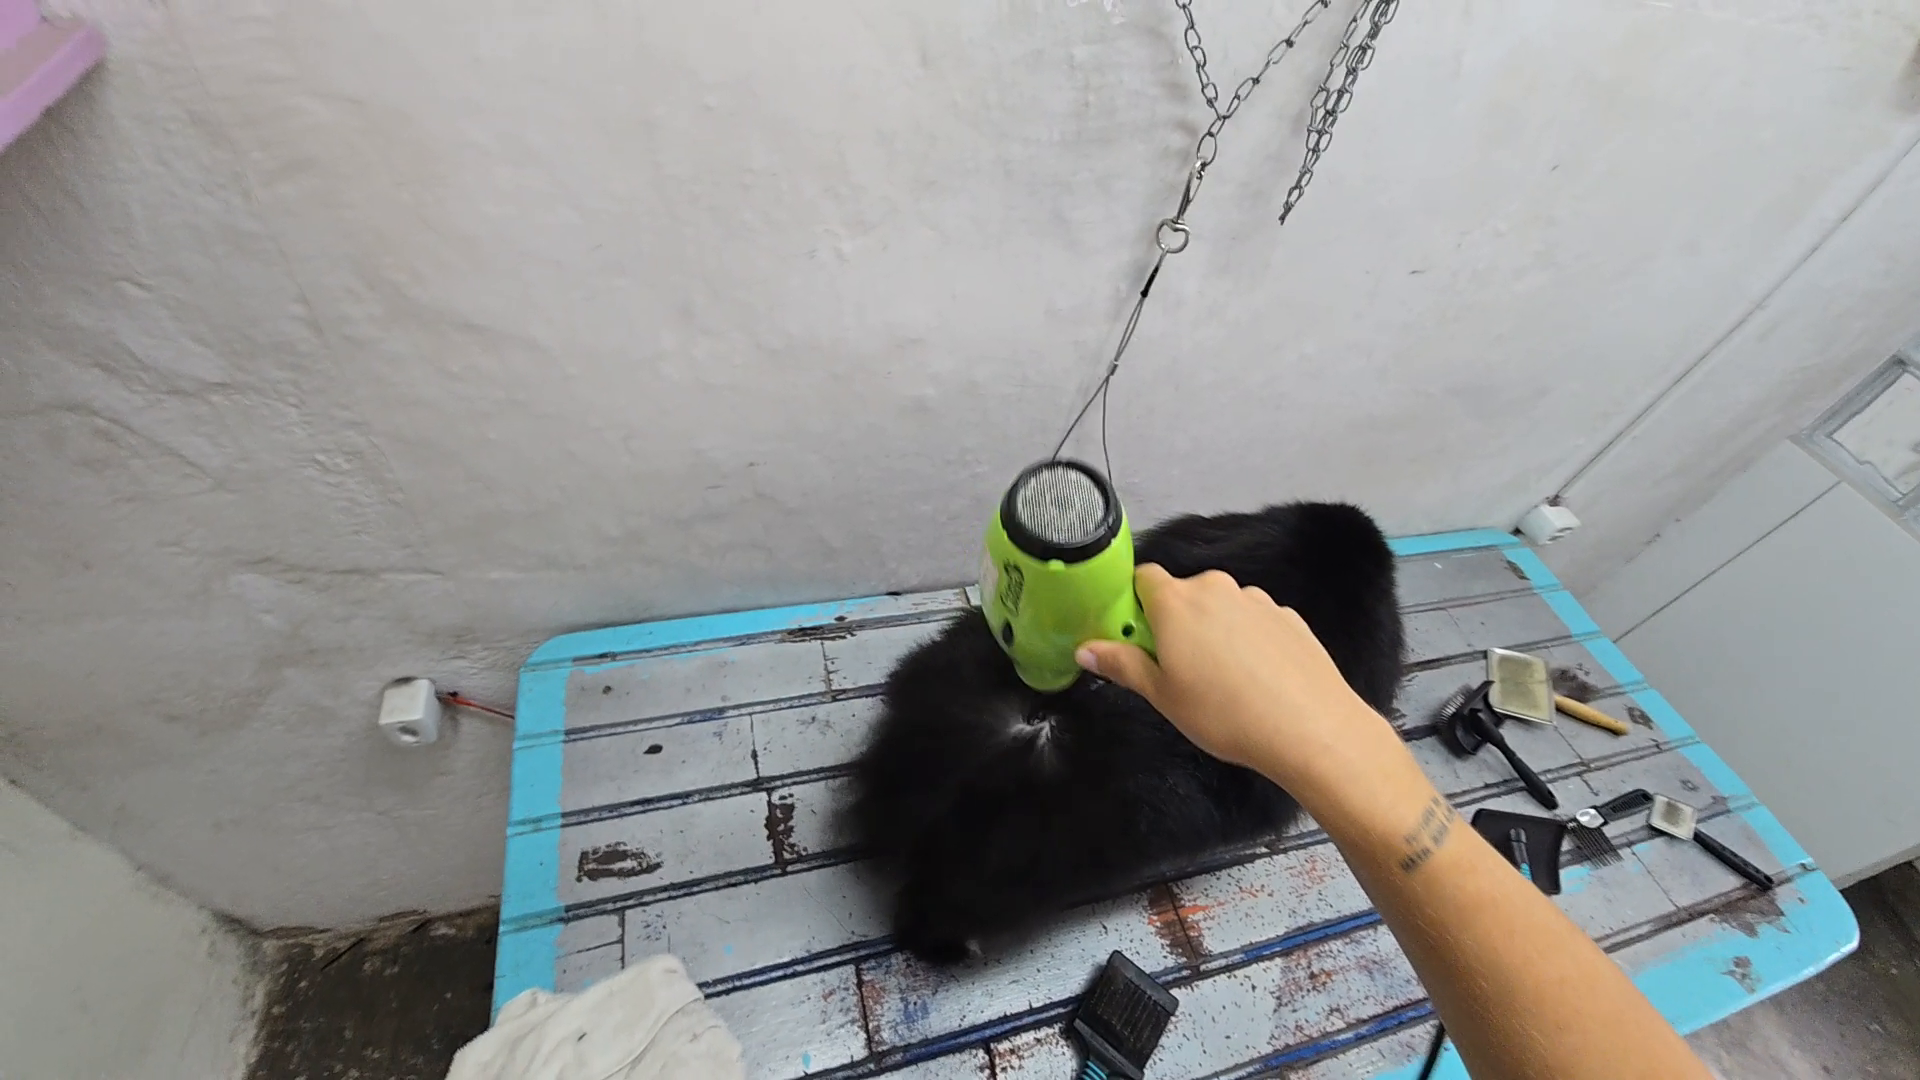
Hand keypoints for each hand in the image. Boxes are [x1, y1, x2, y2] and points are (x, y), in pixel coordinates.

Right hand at [1076, 564, 1397, 797]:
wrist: (1313, 729)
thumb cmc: (1223, 713)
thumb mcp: (1162, 695)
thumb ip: (1121, 664)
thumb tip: (1084, 648)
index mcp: (1176, 601)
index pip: (1143, 576)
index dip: (1134, 604)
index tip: (1137, 639)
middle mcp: (1216, 587)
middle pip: (1182, 593)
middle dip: (1174, 621)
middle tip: (1178, 668)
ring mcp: (1257, 599)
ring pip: (1220, 606)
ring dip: (1212, 629)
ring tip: (1224, 679)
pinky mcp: (1289, 616)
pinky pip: (1253, 620)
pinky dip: (1247, 639)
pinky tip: (1258, 678)